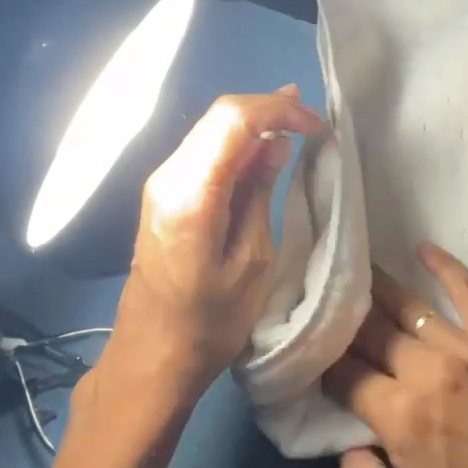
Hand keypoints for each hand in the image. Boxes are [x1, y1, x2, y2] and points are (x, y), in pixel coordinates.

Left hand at [100, 88, 321, 404]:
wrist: (150, 360)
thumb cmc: (209, 324)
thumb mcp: (252, 262)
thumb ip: (260, 194)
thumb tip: (276, 144)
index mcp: (192, 195)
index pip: (234, 120)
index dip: (279, 110)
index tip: (317, 126)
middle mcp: (169, 177)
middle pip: (220, 115)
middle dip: (268, 107)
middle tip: (311, 118)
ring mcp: (160, 183)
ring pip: (211, 128)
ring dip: (253, 121)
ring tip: (295, 125)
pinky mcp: (162, 194)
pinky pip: (204, 149)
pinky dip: (236, 142)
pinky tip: (262, 149)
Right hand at [323, 245, 467, 467]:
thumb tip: (345, 447)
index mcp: (400, 417)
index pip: (343, 374)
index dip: (320, 362)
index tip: (307, 352)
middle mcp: (427, 369)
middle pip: (370, 330)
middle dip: (340, 316)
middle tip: (320, 301)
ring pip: (409, 304)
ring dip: (376, 288)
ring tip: (352, 272)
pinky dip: (444, 266)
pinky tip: (422, 248)